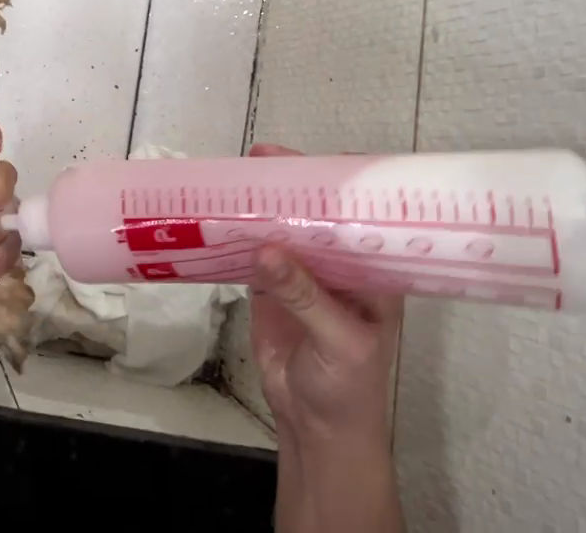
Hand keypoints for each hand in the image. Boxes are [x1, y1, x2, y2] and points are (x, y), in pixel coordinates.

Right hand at [247, 142, 403, 532]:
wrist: (316, 427)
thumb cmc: (350, 387)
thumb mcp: (340, 341)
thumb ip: (304, 295)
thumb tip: (265, 249)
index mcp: (370, 272)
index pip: (358, 216)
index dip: (334, 184)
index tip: (304, 161)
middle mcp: (337, 265)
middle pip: (313, 214)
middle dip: (288, 186)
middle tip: (257, 159)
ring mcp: (301, 274)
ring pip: (281, 229)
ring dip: (259, 207)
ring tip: (231, 179)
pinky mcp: (269, 289)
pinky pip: (252, 254)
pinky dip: (234, 237)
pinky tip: (215, 217)